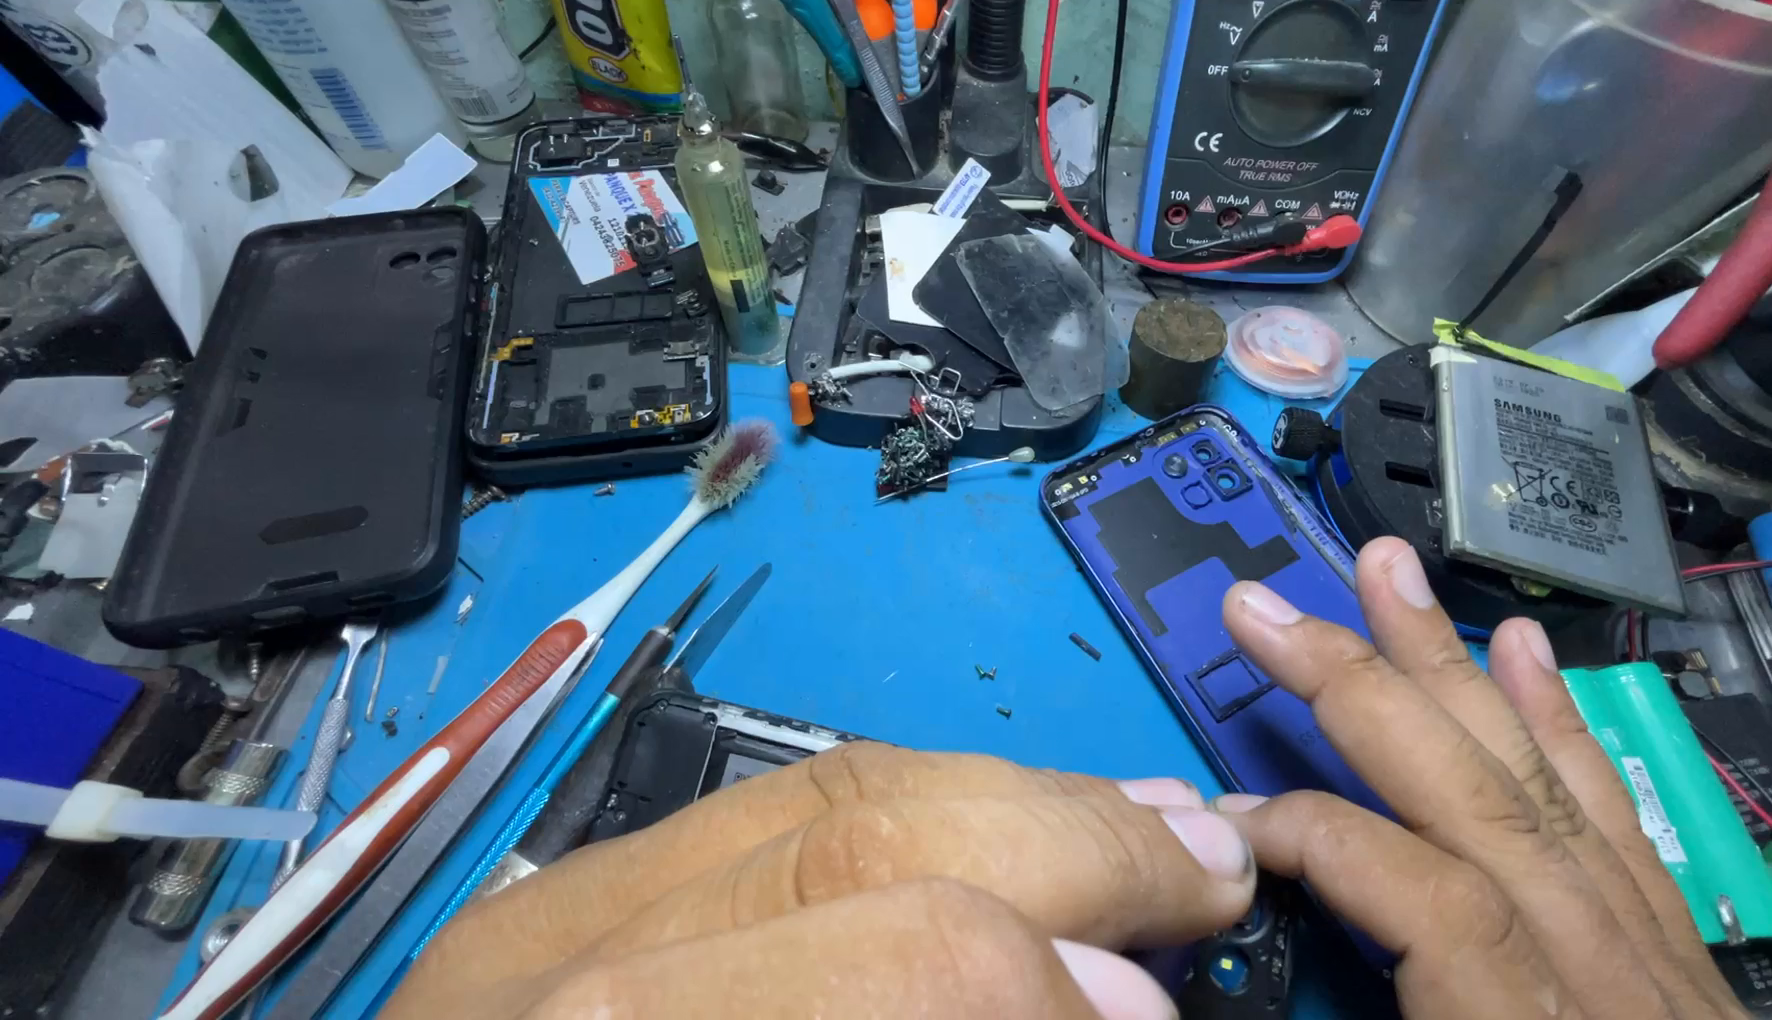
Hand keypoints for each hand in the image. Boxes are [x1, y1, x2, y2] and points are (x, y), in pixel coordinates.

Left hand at [387, 745, 1256, 1018]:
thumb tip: (1120, 1008)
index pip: (895, 980)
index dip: (1032, 989)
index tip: (1164, 1011)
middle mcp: (560, 978)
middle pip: (856, 844)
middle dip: (1067, 844)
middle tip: (1203, 861)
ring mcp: (558, 906)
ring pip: (832, 784)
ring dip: (1011, 798)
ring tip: (1134, 816)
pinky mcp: (579, 878)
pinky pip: (785, 792)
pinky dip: (923, 792)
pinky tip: (1005, 806)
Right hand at [1219, 536, 1745, 1018]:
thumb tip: (1212, 982)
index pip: (1414, 887)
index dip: (1300, 834)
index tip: (1220, 827)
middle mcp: (1610, 979)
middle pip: (1472, 792)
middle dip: (1354, 681)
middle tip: (1266, 606)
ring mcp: (1654, 959)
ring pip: (1535, 776)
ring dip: (1446, 660)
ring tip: (1387, 569)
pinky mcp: (1672, 956)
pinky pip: (1612, 816)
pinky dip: (1557, 719)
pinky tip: (1526, 647)